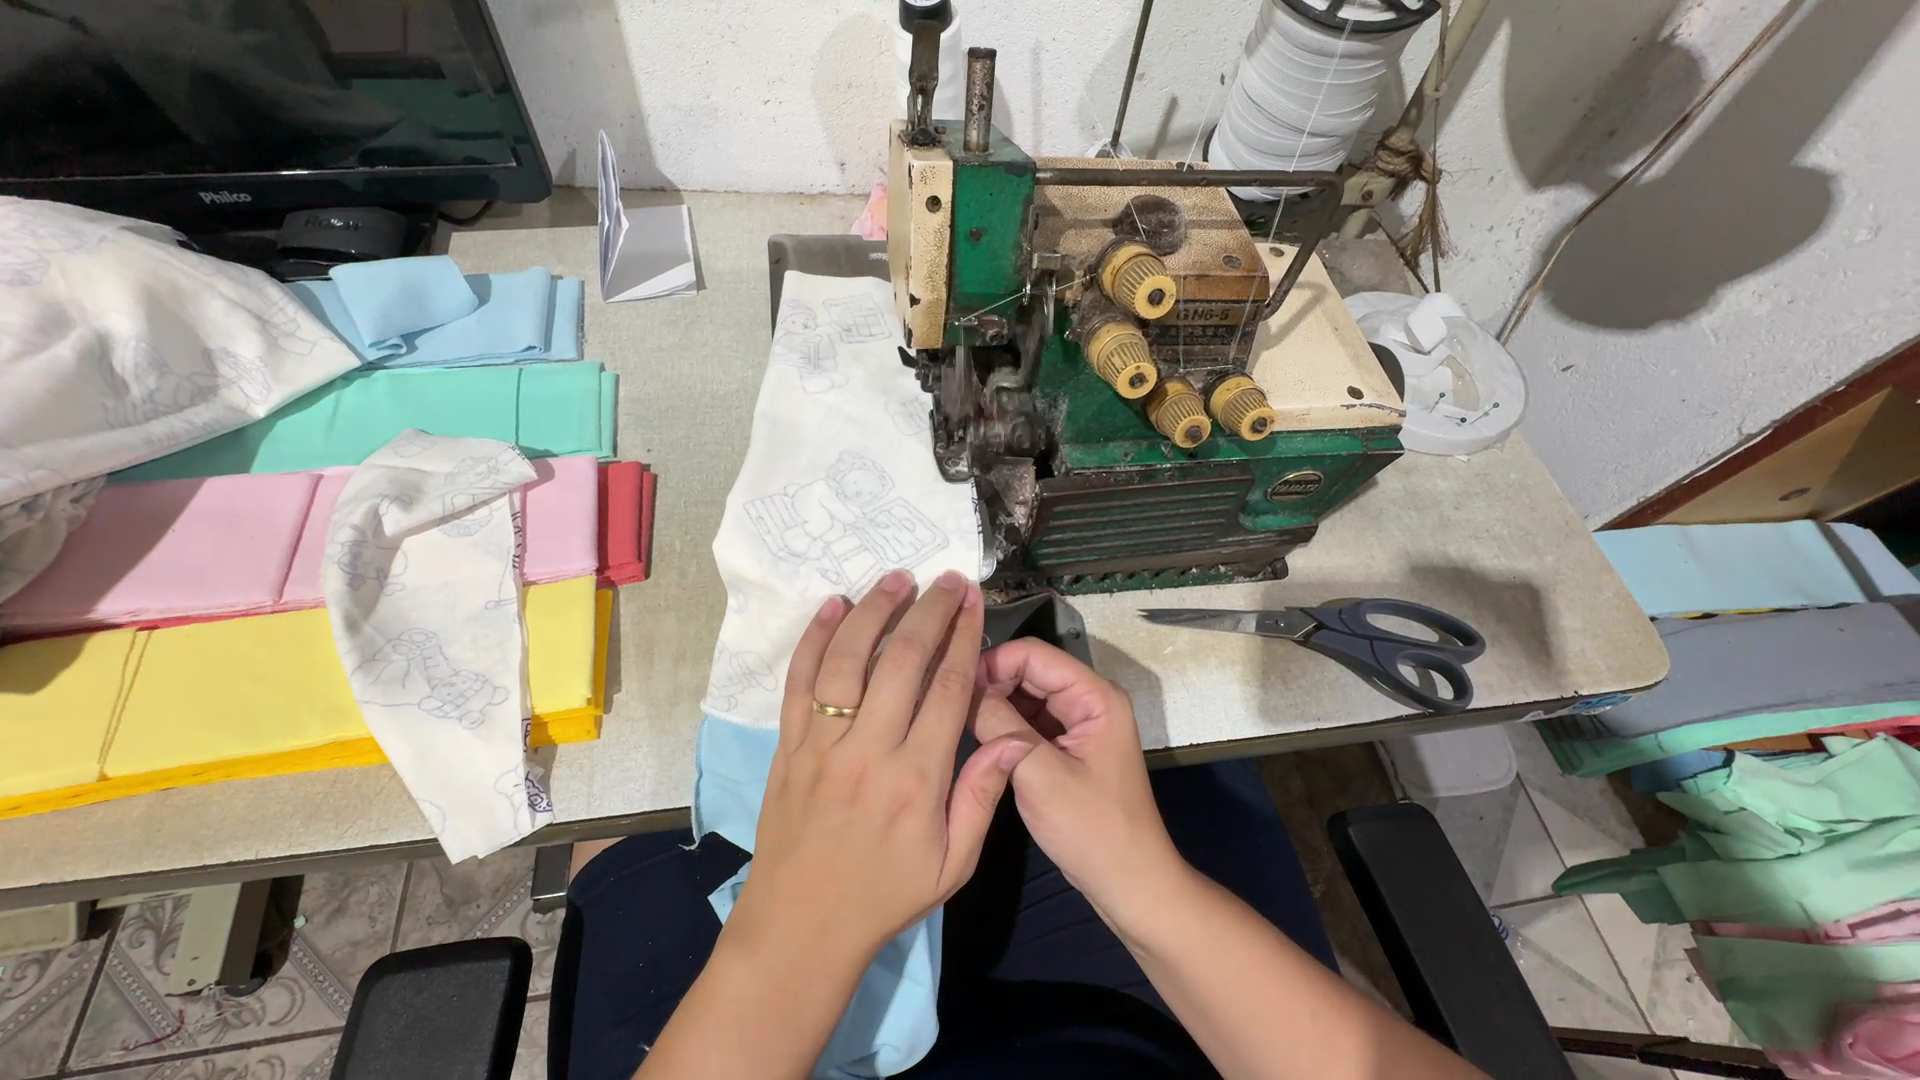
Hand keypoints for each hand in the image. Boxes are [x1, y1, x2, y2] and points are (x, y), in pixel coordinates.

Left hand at [730, 568, 1035, 965]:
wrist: (801, 927)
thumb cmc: (885, 896)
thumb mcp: (953, 864)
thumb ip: (982, 797)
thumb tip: (1014, 740)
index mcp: (916, 778)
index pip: (948, 689)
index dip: (964, 638)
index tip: (974, 602)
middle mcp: (869, 749)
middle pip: (902, 661)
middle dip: (929, 612)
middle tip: (947, 579)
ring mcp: (822, 743)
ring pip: (849, 659)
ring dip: (874, 611)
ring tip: (897, 579)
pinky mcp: (788, 745)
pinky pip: (800, 682)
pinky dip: (815, 639)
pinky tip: (833, 606)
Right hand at [971, 639, 1183, 919]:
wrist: (1128, 882)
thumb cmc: (1093, 829)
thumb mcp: (1040, 776)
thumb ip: (1001, 727)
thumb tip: (963, 692)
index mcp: (1094, 697)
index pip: (1034, 655)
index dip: (992, 662)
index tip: (952, 685)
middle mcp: (1088, 700)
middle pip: (1029, 671)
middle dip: (989, 683)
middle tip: (947, 706)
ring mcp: (1077, 724)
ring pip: (1024, 695)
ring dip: (993, 704)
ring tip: (954, 719)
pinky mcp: (1065, 746)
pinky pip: (1028, 720)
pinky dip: (1002, 725)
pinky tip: (975, 737)